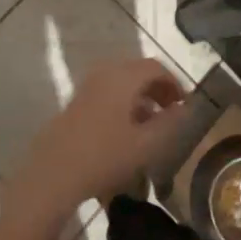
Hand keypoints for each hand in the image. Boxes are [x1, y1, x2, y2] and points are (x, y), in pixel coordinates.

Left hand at [6, 58, 188, 217]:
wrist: (54, 172)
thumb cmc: (104, 155)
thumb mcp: (145, 145)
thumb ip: (170, 123)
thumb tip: (186, 108)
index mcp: (123, 77)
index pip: (155, 67)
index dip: (174, 83)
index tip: (185, 105)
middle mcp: (105, 73)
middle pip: (138, 71)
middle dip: (158, 89)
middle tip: (172, 113)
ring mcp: (88, 86)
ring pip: (123, 83)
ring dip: (142, 98)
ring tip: (152, 126)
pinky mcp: (78, 101)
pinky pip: (109, 93)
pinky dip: (125, 104)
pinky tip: (128, 132)